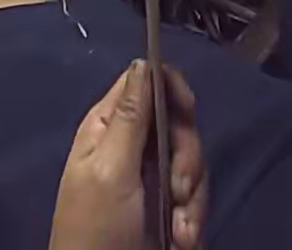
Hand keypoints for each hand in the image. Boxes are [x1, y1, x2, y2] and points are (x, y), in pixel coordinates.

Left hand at [49, 60, 206, 249]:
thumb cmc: (96, 232)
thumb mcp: (110, 170)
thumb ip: (131, 116)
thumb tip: (144, 60)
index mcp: (109, 127)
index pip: (145, 81)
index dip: (170, 87)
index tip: (187, 109)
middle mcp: (132, 145)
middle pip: (176, 119)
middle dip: (187, 152)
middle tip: (180, 186)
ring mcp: (152, 177)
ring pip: (191, 158)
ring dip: (193, 195)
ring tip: (180, 229)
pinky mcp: (169, 209)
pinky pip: (195, 196)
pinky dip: (193, 219)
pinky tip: (182, 241)